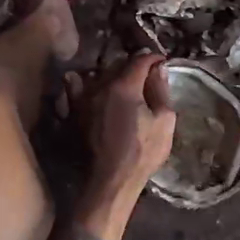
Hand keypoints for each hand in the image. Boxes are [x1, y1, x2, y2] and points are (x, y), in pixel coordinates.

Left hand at [83, 52, 176, 200]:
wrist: (111, 180)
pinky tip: (85, 81)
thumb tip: (159, 68)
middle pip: (119, 64)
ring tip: (124, 80)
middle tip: (147, 73)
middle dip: (135, 65)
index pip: (140, 60)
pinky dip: (82, 81)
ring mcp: (85, 98)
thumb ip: (160, 90)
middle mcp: (101, 85)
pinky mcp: (75, 112)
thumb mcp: (164, 121)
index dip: (154, 58)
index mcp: (125, 86)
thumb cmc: (143, 152)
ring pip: (99, 74)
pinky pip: (75, 88)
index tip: (163, 62)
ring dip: (113, 73)